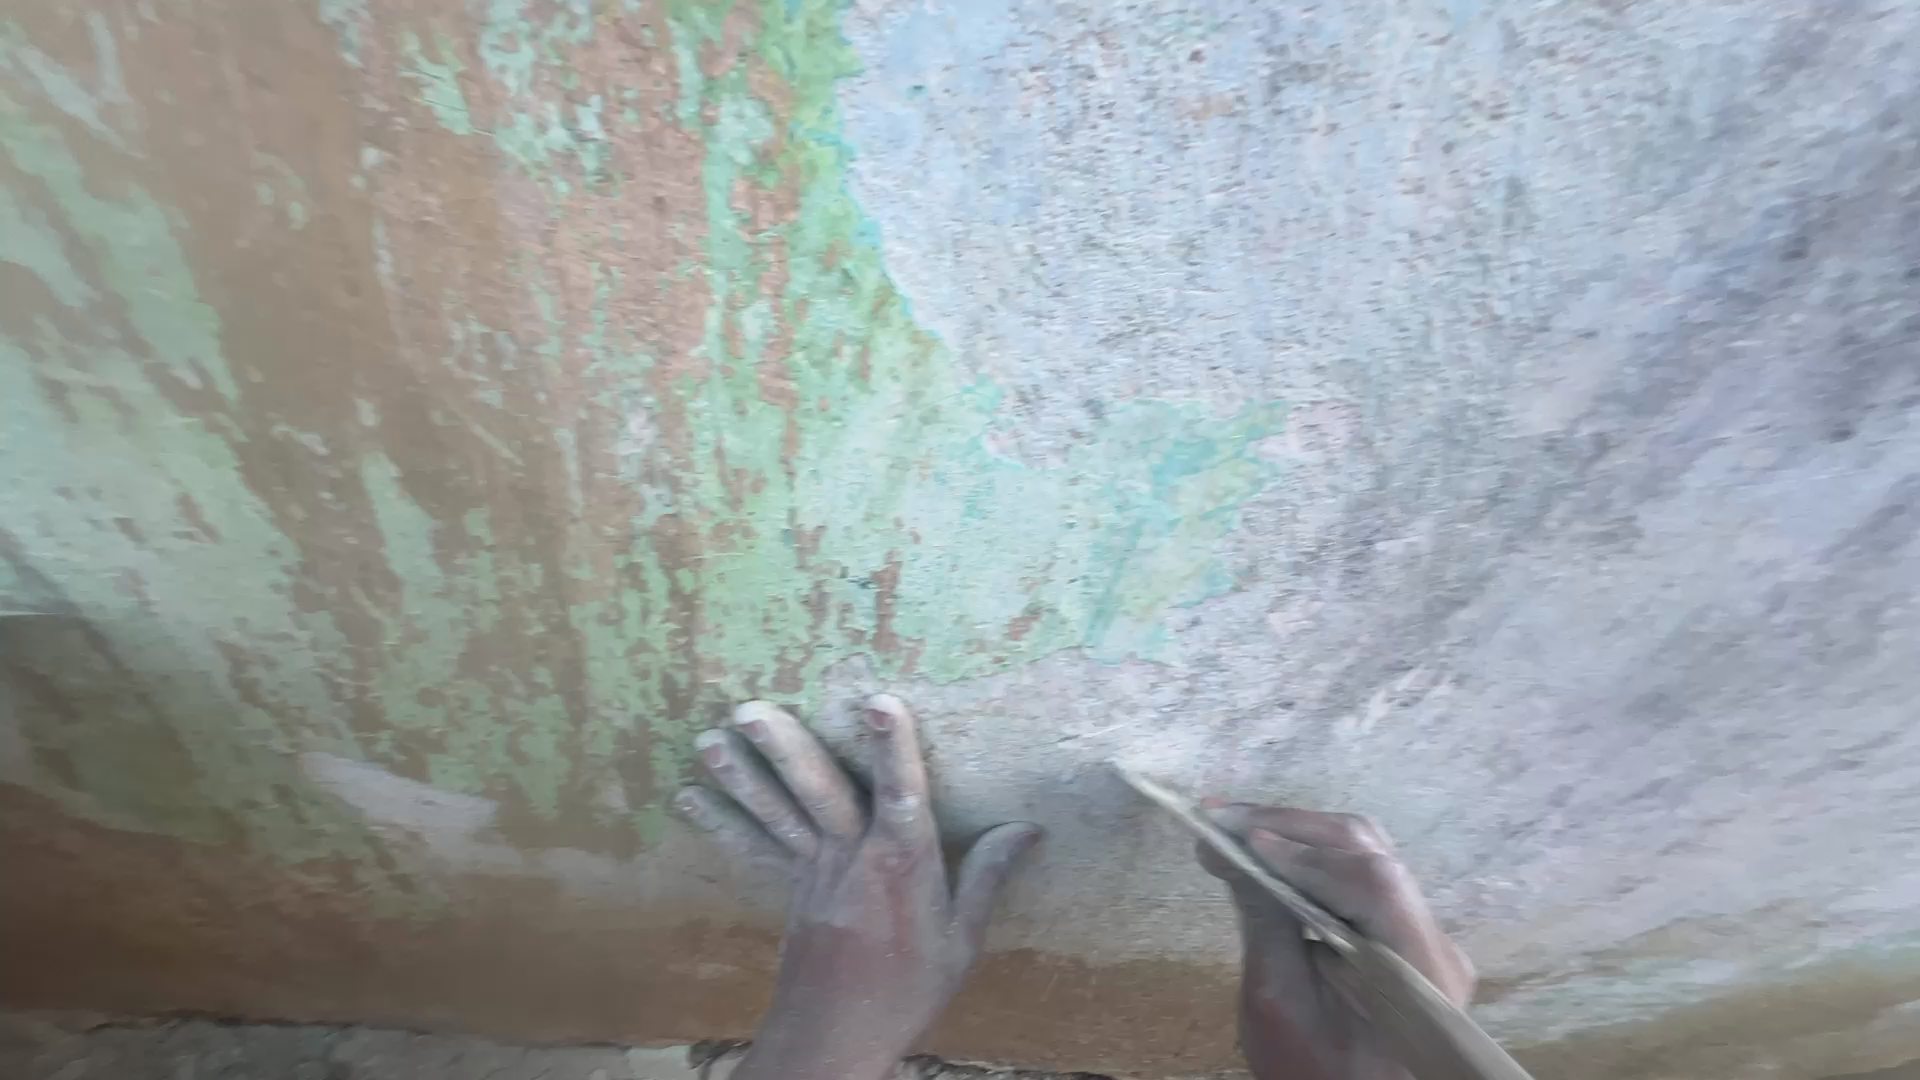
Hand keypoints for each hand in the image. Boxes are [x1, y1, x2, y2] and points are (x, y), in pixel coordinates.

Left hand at [676, 696, 1042, 1079]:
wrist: (836, 1043)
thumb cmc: (907, 990)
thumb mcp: (961, 940)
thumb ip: (988, 876)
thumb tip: (1027, 827)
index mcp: (903, 864)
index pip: (902, 794)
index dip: (894, 747)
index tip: (881, 701)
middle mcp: (853, 856)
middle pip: (819, 794)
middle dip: (785, 750)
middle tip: (748, 712)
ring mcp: (813, 870)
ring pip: (777, 814)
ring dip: (743, 775)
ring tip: (710, 738)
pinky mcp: (789, 886)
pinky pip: (755, 847)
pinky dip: (722, 820)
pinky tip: (689, 794)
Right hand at [1199, 802, 1473, 1079]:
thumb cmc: (1313, 1070)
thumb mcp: (1277, 1004)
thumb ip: (1263, 921)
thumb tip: (1230, 848)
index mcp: (1417, 968)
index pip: (1370, 883)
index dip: (1305, 855)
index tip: (1242, 841)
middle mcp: (1430, 937)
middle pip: (1363, 851)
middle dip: (1285, 827)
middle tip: (1217, 817)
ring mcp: (1416, 926)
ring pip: (1356, 849)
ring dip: (1288, 830)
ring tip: (1229, 823)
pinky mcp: (1393, 922)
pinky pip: (1349, 866)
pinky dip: (1299, 848)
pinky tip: (1257, 843)